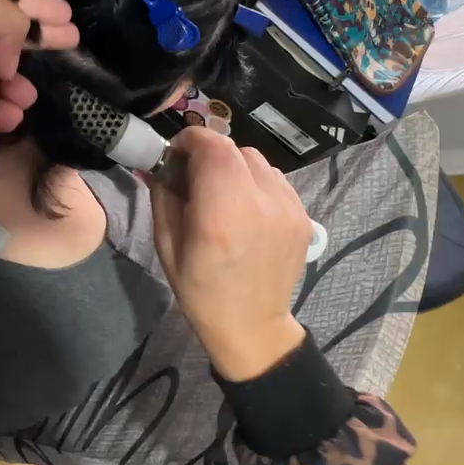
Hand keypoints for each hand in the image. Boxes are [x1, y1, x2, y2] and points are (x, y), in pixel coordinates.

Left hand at [0, 0, 79, 161]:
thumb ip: (3, 13)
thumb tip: (15, 49)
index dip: (35, 1)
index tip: (67, 17)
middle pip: (3, 30)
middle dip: (36, 40)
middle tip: (69, 45)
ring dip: (18, 82)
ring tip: (24, 94)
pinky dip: (0, 109)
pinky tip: (8, 115)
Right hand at [151, 127, 312, 380]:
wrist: (251, 325)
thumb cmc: (199, 288)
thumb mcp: (166, 243)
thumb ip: (163, 194)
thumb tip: (160, 161)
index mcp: (220, 215)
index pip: (212, 146)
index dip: (191, 139)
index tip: (177, 154)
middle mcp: (259, 205)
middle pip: (234, 149)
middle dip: (210, 154)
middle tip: (195, 177)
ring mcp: (287, 209)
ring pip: (257, 160)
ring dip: (234, 167)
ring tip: (223, 195)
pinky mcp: (303, 216)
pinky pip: (275, 179)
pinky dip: (256, 182)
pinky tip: (246, 208)